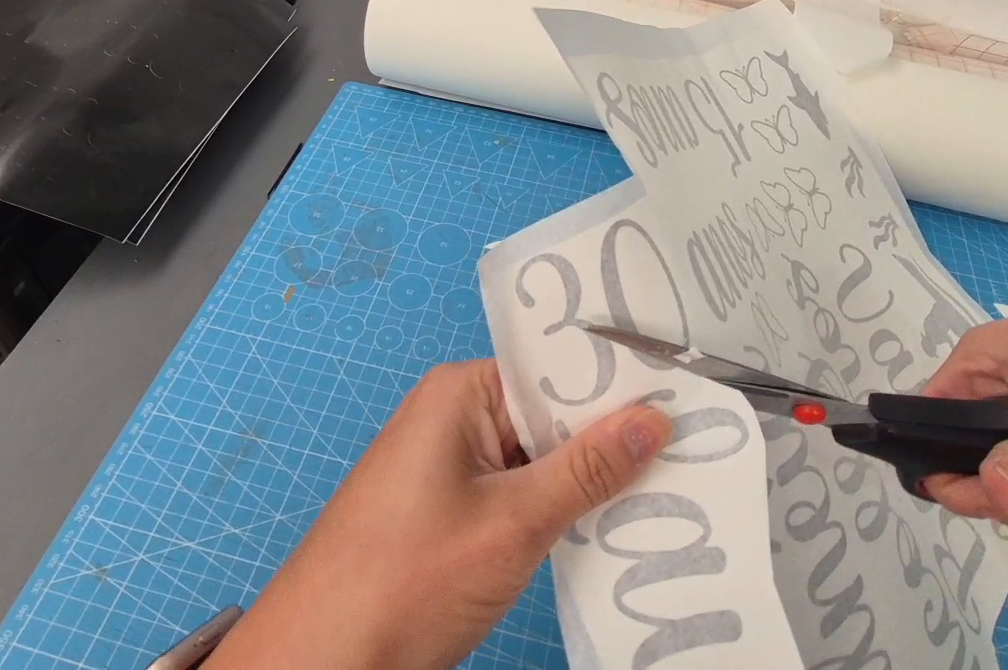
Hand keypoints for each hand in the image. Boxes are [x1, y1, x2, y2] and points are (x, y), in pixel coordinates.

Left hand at [207, 360, 671, 668]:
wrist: (320, 661)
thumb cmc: (406, 578)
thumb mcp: (511, 523)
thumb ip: (586, 471)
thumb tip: (652, 420)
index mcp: (460, 391)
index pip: (553, 368)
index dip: (614, 383)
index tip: (678, 396)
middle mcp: (455, 414)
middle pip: (548, 411)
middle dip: (607, 434)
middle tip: (688, 443)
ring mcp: (451, 462)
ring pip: (537, 454)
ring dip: (585, 475)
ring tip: (666, 480)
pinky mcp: (451, 505)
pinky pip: (518, 487)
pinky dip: (556, 503)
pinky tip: (608, 520)